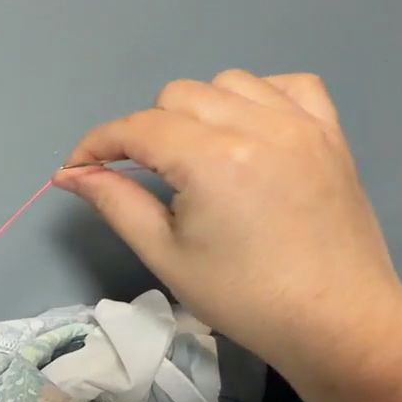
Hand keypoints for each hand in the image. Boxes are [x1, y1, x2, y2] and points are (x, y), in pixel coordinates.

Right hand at [53, 70, 401, 374]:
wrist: (333, 318)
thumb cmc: (239, 295)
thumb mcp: (161, 252)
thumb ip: (113, 201)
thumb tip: (68, 175)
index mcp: (213, 161)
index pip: (137, 127)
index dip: (95, 145)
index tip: (76, 171)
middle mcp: (259, 128)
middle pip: (177, 95)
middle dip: (142, 129)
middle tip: (136, 173)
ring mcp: (302, 125)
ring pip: (227, 82)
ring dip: (194, 110)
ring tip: (190, 154)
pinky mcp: (330, 133)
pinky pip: (287, 85)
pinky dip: (253, 98)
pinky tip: (241, 132)